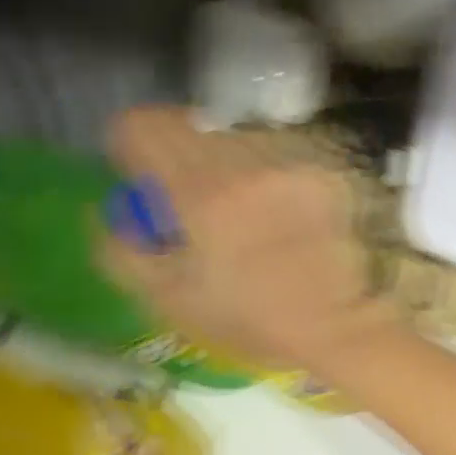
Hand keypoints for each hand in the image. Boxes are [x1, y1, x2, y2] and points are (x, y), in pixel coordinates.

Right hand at [101, 106, 387, 370]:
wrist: (344, 329)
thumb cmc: (256, 322)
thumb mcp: (173, 302)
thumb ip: (124, 251)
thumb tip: (110, 214)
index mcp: (200, 188)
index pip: (140, 125)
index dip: (133, 151)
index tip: (148, 183)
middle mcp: (246, 160)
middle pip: (192, 127)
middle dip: (186, 161)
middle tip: (201, 207)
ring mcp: (293, 162)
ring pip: (239, 139)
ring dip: (234, 167)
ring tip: (250, 215)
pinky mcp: (328, 172)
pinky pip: (284, 157)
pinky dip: (275, 179)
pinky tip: (287, 218)